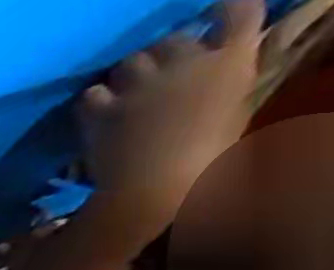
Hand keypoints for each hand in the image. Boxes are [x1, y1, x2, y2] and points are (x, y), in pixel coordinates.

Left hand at [79, 0, 264, 238]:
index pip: (240, 12)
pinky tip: (97, 113)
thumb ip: (228, 90)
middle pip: (172, 40)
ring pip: (130, 61)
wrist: (153, 188)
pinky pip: (92, 93)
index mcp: (231, 62)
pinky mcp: (104, 110)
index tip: (215, 15)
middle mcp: (187, 63)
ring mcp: (142, 85)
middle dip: (165, 55)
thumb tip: (223, 80)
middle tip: (158, 76)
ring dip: (129, 74)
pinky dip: (94, 100)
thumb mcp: (234, 118)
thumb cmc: (206, 163)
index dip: (226, 9)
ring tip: (126, 94)